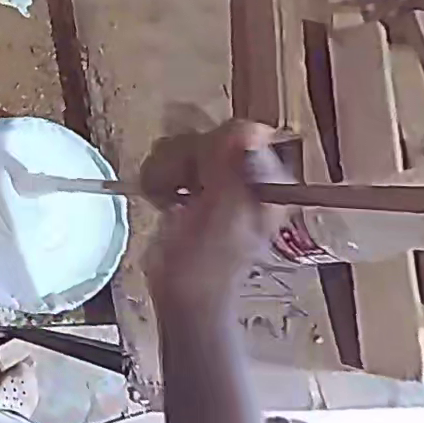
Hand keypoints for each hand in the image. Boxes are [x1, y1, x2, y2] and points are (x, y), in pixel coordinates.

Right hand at [139, 121, 285, 297]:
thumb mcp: (224, 218)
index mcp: (266, 178)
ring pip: (179, 145)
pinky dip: (157, 179)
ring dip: (165, 173)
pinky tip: (164, 200)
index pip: (234, 132)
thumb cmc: (204, 265)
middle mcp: (244, 172)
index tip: (198, 180)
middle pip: (203, 136)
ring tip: (170, 202)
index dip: (208, 151)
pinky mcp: (188, 183)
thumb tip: (249, 127)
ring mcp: (215, 177)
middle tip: (183, 195)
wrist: (180, 295)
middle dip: (182, 164)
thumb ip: (235, 173)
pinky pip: (165, 158)